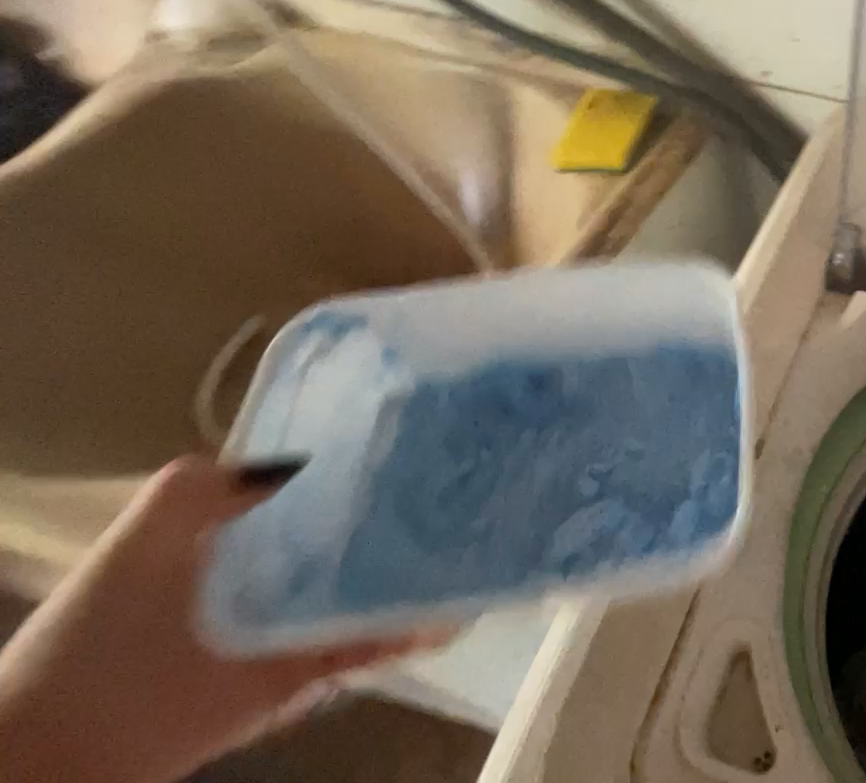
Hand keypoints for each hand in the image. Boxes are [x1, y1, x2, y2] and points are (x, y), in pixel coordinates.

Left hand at [0, 456, 443, 782]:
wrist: (59, 753)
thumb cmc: (94, 639)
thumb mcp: (135, 546)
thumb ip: (194, 492)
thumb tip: (295, 457)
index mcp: (236, 539)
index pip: (311, 493)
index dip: (360, 469)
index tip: (415, 445)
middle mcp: (271, 575)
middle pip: (352, 537)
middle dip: (406, 518)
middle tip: (464, 493)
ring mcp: (291, 626)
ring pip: (373, 590)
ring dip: (420, 577)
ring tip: (474, 552)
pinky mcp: (303, 674)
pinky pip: (369, 648)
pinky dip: (410, 635)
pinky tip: (451, 618)